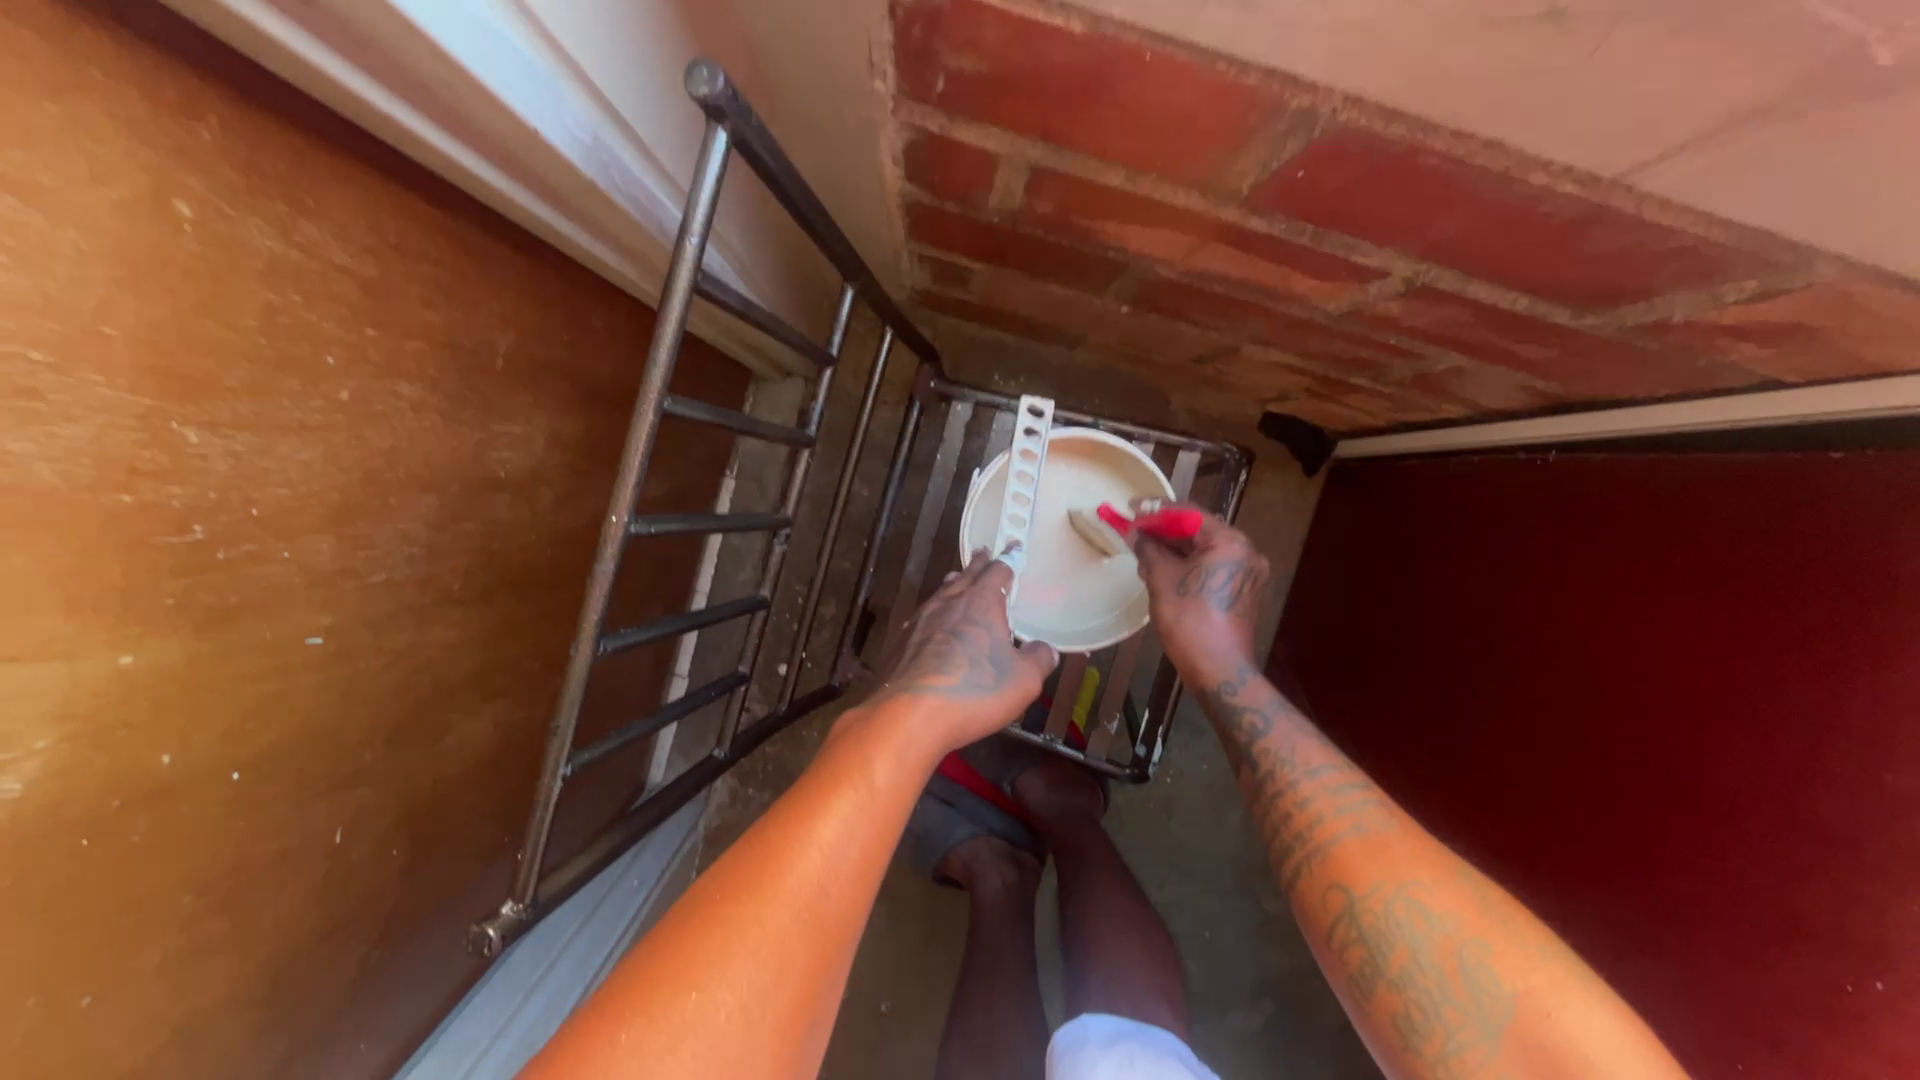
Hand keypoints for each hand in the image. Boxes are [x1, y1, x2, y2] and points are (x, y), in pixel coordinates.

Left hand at [865, 549, 1058, 754]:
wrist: (909, 714)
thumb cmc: (975, 692)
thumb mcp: (1024, 681)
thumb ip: (1038, 660)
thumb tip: (1046, 649)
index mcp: (981, 603)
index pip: (998, 571)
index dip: (1008, 560)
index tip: (1013, 549)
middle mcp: (949, 603)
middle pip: (966, 575)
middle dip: (978, 564)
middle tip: (983, 553)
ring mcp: (920, 621)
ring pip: (941, 594)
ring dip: (953, 585)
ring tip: (958, 581)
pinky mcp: (901, 643)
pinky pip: (922, 618)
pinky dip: (933, 615)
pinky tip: (932, 625)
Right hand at [1131, 499, 1270, 684]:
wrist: (1219, 670)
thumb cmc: (1190, 621)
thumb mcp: (1162, 579)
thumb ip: (1147, 548)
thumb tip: (1133, 533)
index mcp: (1230, 542)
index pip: (1189, 513)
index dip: (1156, 510)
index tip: (1130, 509)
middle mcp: (1246, 552)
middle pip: (1198, 530)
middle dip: (1164, 531)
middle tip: (1133, 531)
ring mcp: (1246, 574)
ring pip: (1203, 551)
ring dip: (1173, 549)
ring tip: (1142, 551)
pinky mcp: (1242, 592)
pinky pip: (1211, 568)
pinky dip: (1187, 566)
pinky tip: (1162, 570)